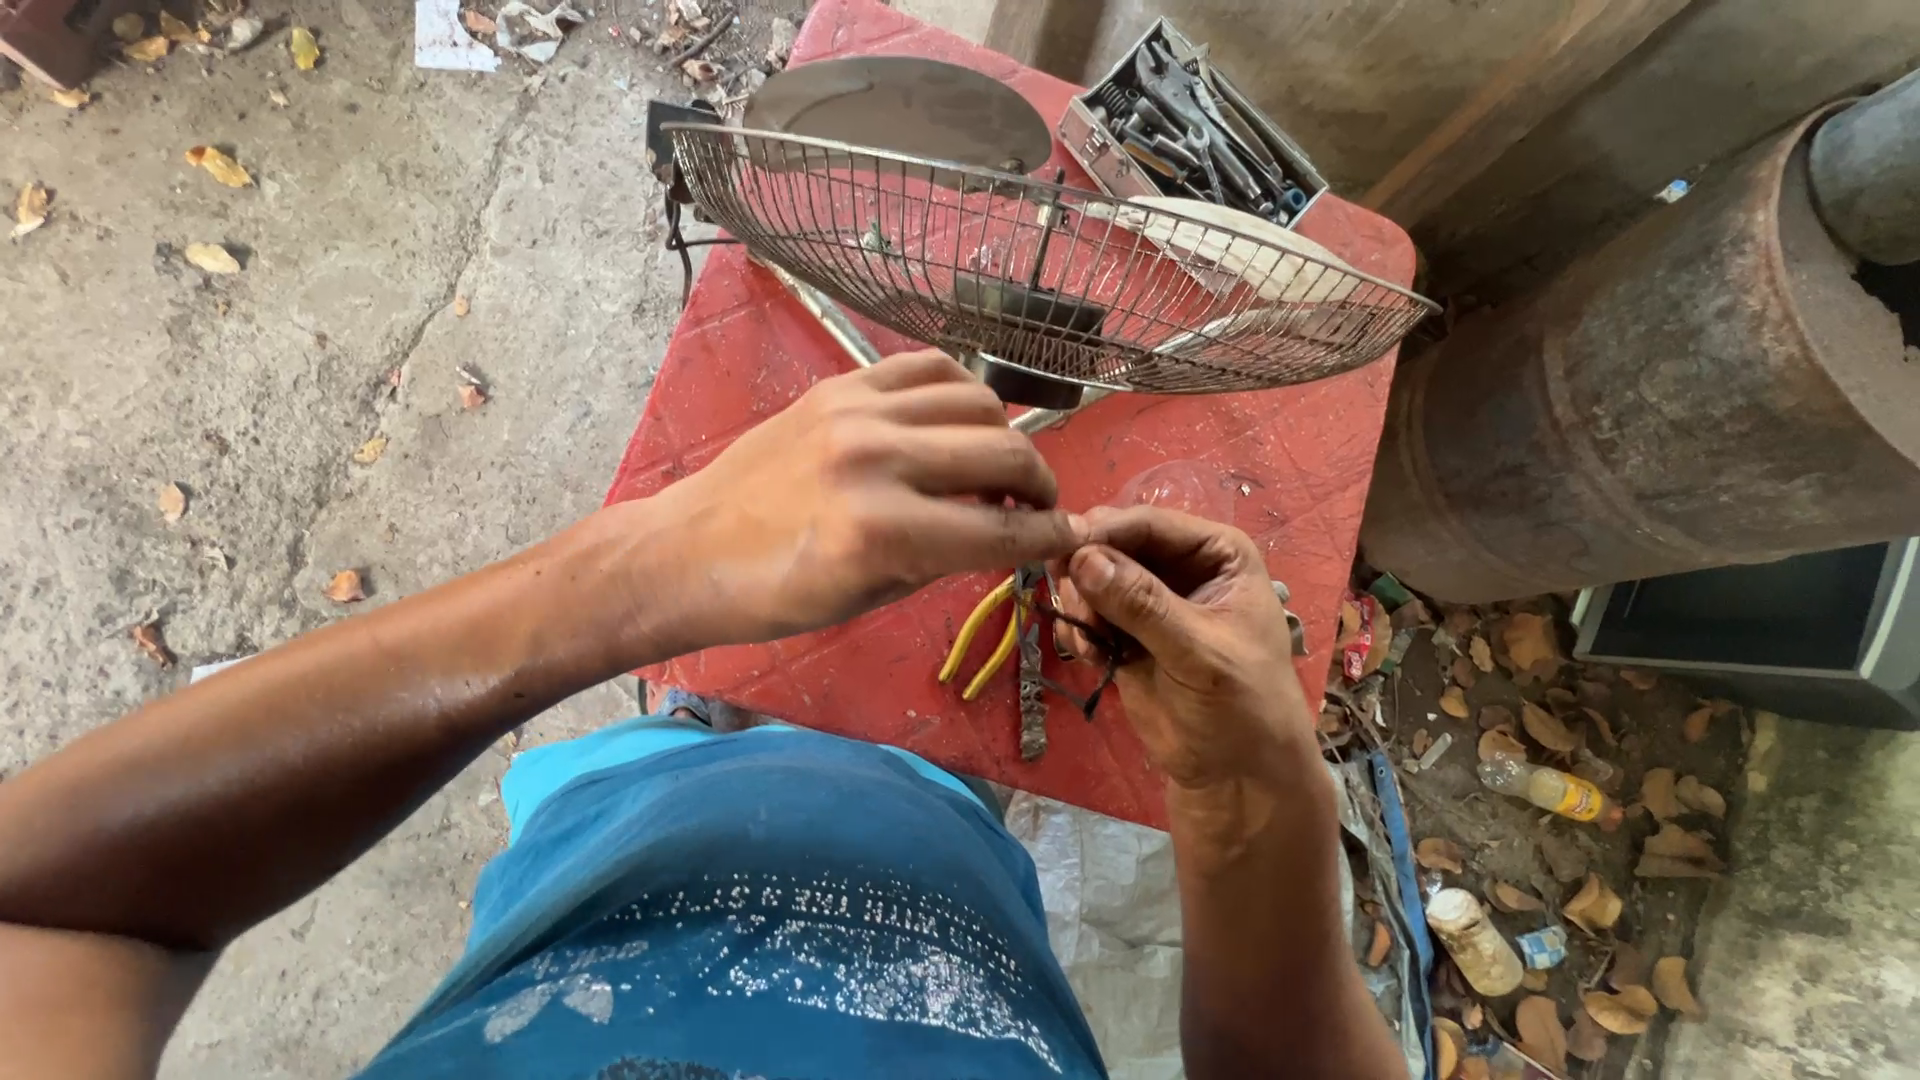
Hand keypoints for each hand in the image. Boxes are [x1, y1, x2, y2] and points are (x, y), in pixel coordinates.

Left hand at [634, 350, 1087, 649]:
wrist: (693, 548)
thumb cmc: (778, 596)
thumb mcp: (874, 595)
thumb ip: (947, 556)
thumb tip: (1005, 529)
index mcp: (884, 533)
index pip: (1003, 531)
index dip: (1049, 538)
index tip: (1067, 538)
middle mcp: (878, 460)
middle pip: (1005, 454)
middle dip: (1041, 487)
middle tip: (1036, 506)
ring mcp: (857, 411)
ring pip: (977, 401)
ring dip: (1005, 437)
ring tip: (995, 465)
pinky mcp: (840, 384)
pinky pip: (928, 367)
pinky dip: (960, 392)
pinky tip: (957, 420)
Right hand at [1049, 506, 1314, 792]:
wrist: (1234, 772)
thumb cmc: (1243, 706)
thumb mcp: (1200, 653)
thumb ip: (1144, 605)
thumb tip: (1083, 559)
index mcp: (1214, 552)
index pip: (1147, 523)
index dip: (1103, 533)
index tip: (1063, 554)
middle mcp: (1178, 564)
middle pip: (1110, 542)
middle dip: (1085, 573)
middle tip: (1079, 616)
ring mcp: (1146, 597)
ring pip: (1089, 575)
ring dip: (1079, 605)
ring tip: (1088, 645)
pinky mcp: (1122, 630)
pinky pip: (1083, 611)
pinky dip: (1076, 628)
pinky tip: (1086, 655)